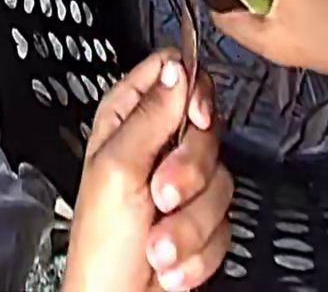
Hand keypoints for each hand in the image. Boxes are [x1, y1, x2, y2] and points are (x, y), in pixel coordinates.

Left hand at [64, 49, 232, 291]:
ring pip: (219, 178)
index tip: (197, 118)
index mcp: (127, 114)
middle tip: (161, 193)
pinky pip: (226, 219)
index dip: (191, 87)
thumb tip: (177, 68)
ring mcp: (180, 178)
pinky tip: (171, 259)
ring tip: (158, 241)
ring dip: (190, 222)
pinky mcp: (202, 217)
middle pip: (204, 124)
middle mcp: (156, 139)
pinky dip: (199, 247)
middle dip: (189, 170)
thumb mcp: (118, 167)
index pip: (171, 70)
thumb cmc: (101, 239)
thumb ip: (151, 116)